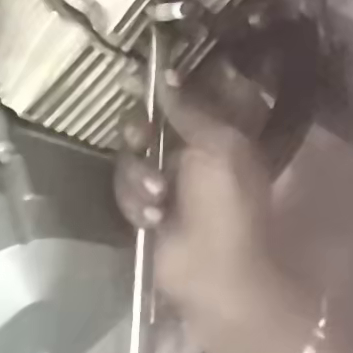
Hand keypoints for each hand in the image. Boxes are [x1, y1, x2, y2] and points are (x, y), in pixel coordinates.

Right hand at [116, 83, 314, 352]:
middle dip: (141, 133)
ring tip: (159, 199)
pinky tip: (154, 220)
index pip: (180, 101)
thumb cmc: (228, 208)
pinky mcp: (144, 210)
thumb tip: (168, 75)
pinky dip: (136, 204)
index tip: (139, 79)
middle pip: (145, 126)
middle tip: (144, 139)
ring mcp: (164, 184)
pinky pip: (124, 191)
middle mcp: (186, 155)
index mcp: (213, 137)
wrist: (216, 276)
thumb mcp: (218, 148)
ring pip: (129, 159)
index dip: (162, 91)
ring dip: (139, 177)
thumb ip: (190, 111)